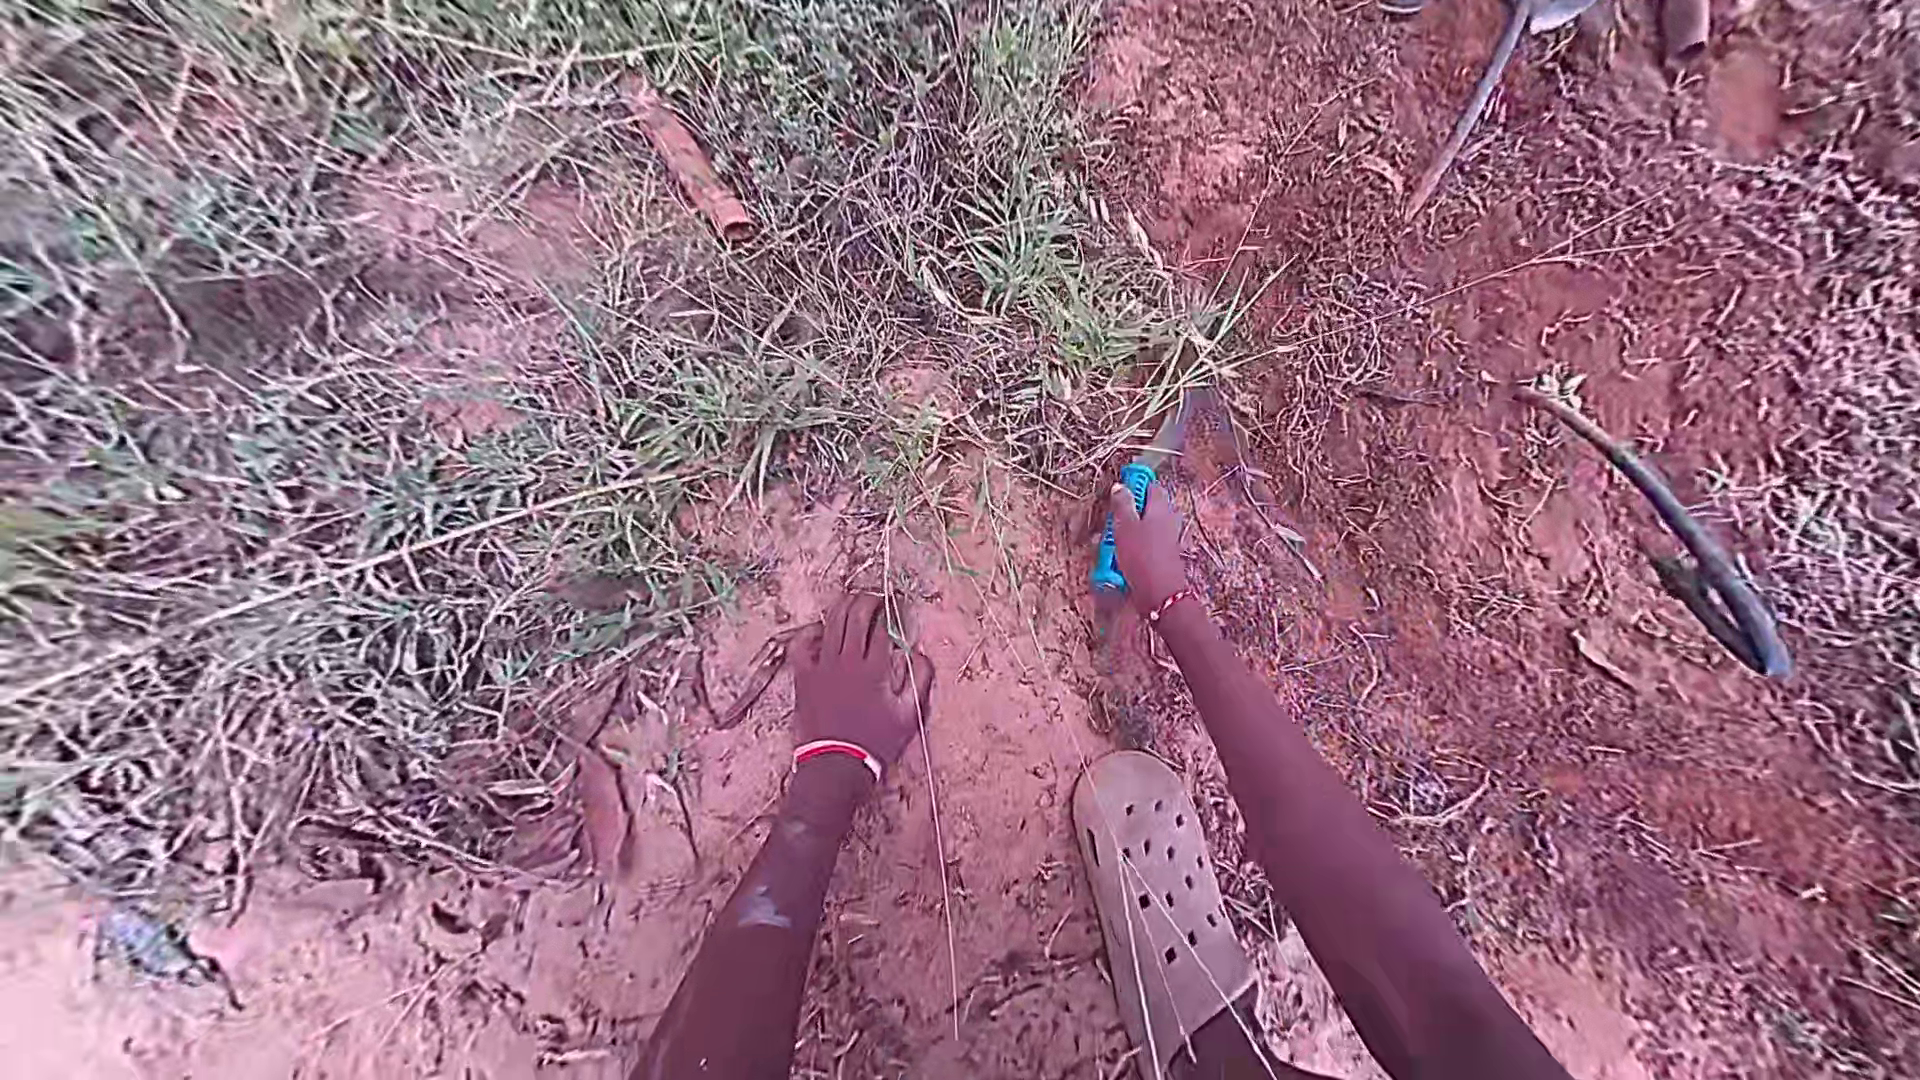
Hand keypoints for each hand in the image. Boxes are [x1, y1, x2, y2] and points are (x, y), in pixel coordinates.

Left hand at [791, 593, 933, 777]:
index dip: (891, 610)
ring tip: (852, 601)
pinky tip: (820, 629)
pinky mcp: (803, 676)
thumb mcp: (909, 715)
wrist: (835, 766)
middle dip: (869, 600)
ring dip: (844, 606)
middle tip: (877, 599)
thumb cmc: (876, 742)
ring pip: (831, 622)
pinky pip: (801, 644)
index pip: (883, 626)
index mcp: (875, 668)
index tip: (896, 605)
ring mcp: (822, 666)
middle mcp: (848, 660)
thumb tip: (918, 652)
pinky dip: (811, 632)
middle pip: (857, 614)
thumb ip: (920, 679)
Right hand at [1109, 480, 1186, 613]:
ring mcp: (1168, 539)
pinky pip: (1145, 544)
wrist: (1159, 593)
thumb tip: (1121, 486)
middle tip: (1112, 520)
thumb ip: (1122, 504)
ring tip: (1111, 541)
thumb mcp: (1125, 526)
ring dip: (1127, 531)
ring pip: (1144, 527)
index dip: (1135, 485)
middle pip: (1147, 508)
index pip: (1151, 486)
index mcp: (1161, 507)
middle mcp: (1168, 520)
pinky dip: (1133, 546)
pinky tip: (1120, 557)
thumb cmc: (1141, 555)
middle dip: (1128, 511)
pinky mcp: (1163, 555)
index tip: (1119, 492)